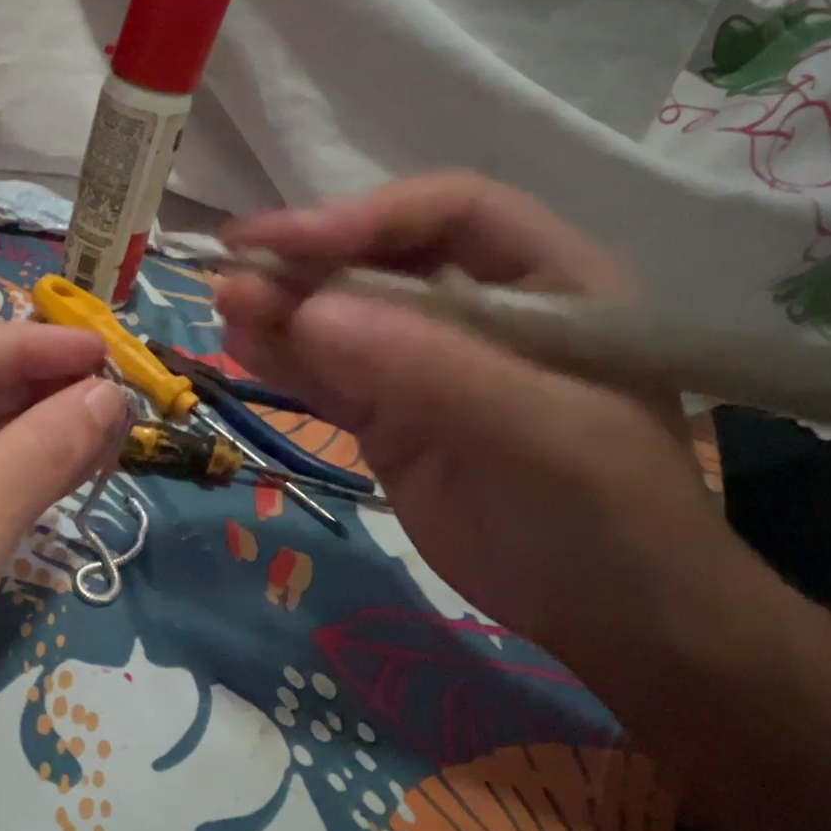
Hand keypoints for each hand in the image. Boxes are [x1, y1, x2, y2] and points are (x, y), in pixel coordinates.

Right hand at [215, 173, 751, 668]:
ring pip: (344, 321)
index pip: (448, 214)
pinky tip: (242, 345)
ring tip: (223, 307)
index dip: (366, 217)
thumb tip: (307, 312)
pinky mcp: (390, 419)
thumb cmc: (601, 510)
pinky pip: (329, 379)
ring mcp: (428, 368)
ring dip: (282, 310)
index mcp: (545, 279)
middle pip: (381, 264)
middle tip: (230, 272)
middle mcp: (480, 310)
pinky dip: (285, 361)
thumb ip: (426, 366)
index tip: (289, 243)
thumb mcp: (532, 429)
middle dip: (307, 266)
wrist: (607, 615)